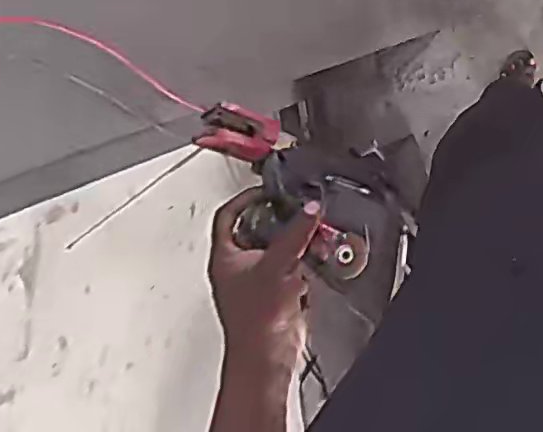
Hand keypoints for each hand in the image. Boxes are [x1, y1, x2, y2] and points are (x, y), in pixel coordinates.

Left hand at [209, 188, 321, 374]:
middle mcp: (240, 266)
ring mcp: (259, 277)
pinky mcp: (278, 288)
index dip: (245, 198)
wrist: (268, 353)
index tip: (265, 190)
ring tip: (313, 232)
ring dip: (299, 236)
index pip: (227, 216)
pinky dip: (307, 253)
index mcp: (225, 258)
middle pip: (259, 227)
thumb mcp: (277, 263)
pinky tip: (317, 253)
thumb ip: (296, 232)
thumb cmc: (255, 319)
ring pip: (279, 243)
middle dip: (283, 218)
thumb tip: (309, 208)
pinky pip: (294, 260)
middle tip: (298, 208)